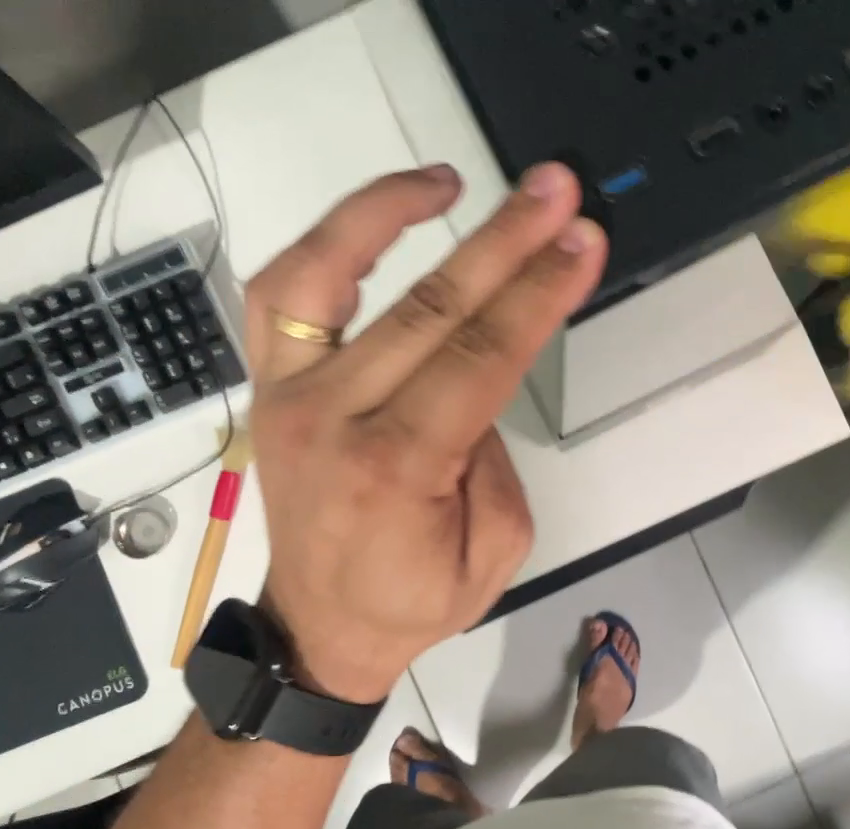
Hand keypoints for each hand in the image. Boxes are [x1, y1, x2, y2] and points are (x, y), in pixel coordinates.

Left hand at [240, 163, 606, 702]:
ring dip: (389, 212)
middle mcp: (332, 417)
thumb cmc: (410, 604)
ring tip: (449, 179)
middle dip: (502, 242)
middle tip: (554, 189)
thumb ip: (491, 458)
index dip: (536, 293)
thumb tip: (476, 380)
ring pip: (328, 275)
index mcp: (396, 467)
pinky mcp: (268, 387)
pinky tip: (374, 222)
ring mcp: (287, 394)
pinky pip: (280, 295)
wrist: (320, 628)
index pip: (479, 358)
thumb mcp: (492, 553)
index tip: (581, 241)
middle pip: (427, 308)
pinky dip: (324, 245)